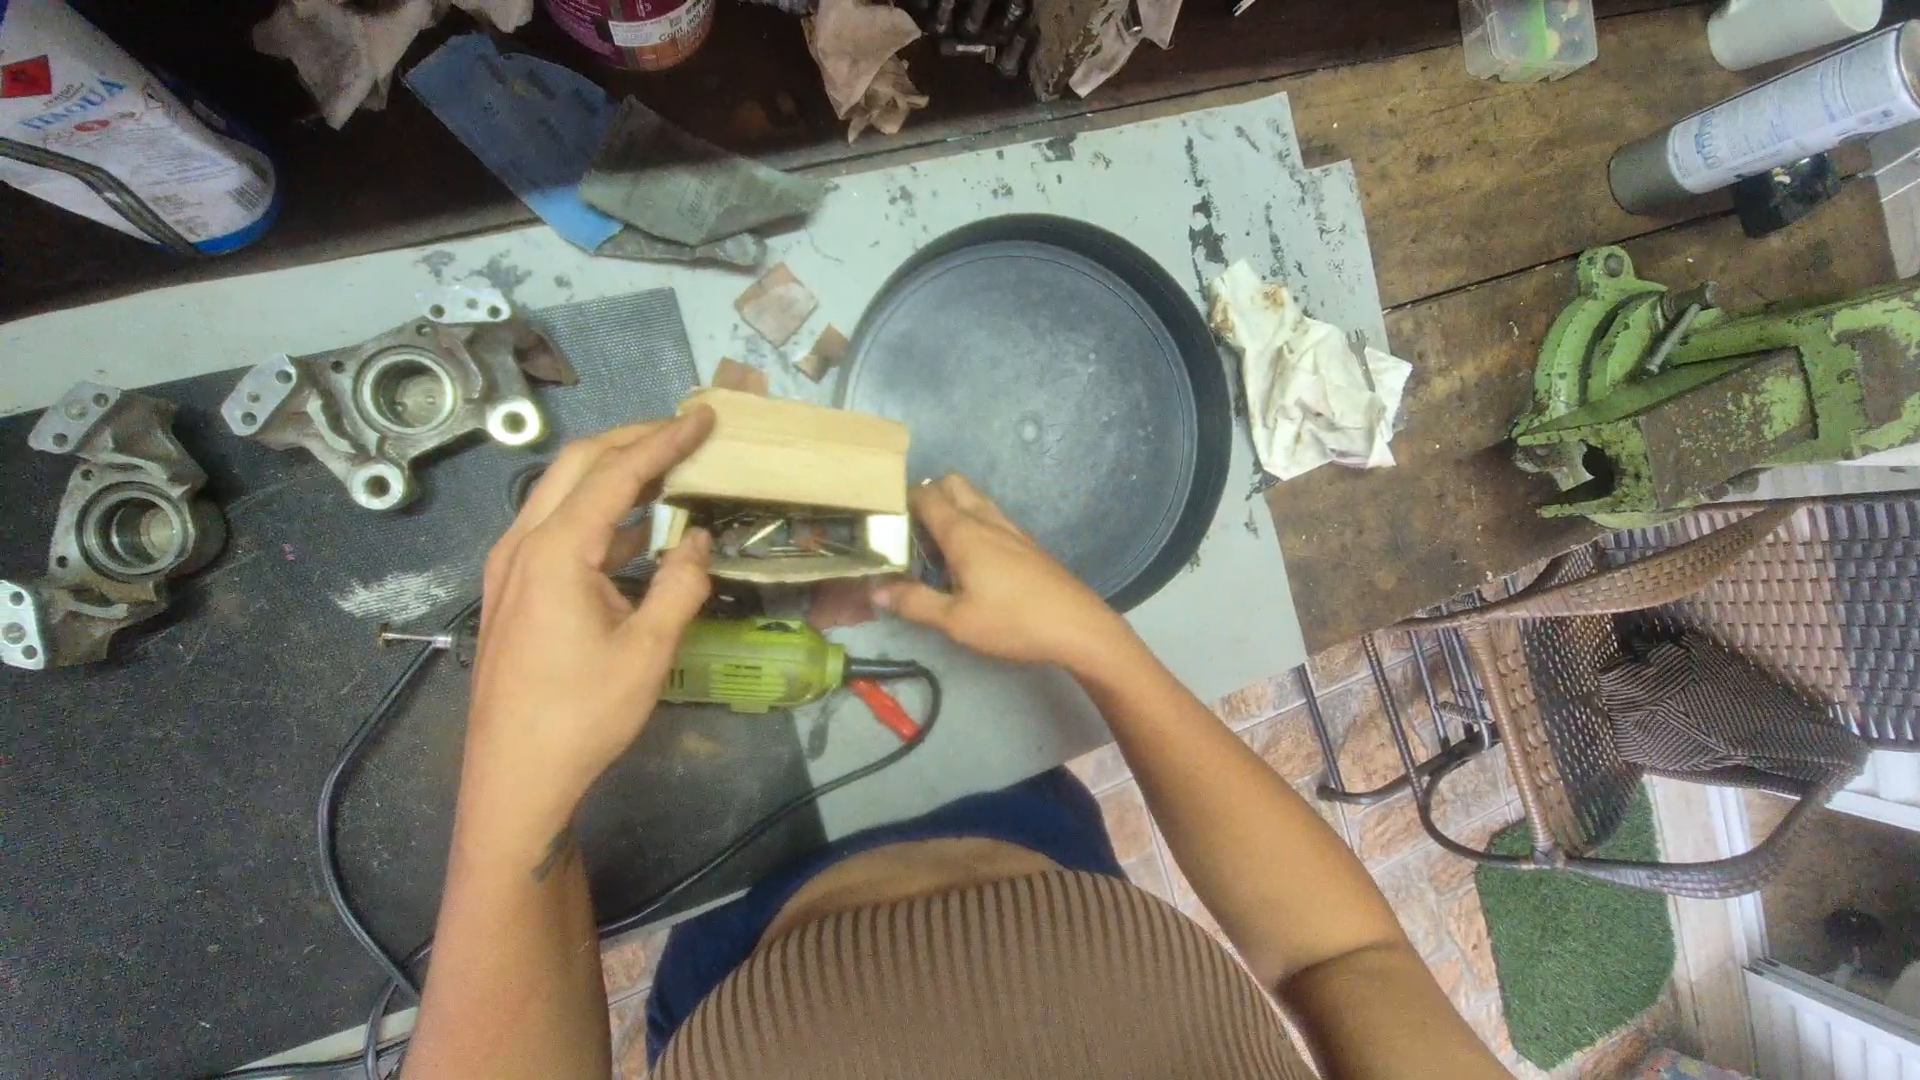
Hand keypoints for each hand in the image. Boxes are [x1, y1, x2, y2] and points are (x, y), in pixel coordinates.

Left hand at [463, 409, 715, 833]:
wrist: (515, 778)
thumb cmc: (583, 715)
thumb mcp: (648, 650)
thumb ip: (680, 585)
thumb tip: (697, 539)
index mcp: (555, 553)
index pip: (615, 474)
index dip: (664, 441)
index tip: (703, 418)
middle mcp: (523, 545)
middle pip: (576, 466)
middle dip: (633, 440)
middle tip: (685, 433)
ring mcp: (511, 567)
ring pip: (563, 494)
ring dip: (615, 475)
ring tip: (669, 471)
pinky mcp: (515, 590)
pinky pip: (559, 530)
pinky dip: (601, 515)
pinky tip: (639, 531)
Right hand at [872, 474, 1136, 676]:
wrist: (1078, 627)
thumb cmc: (1013, 622)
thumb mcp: (955, 621)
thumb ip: (914, 602)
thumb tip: (875, 590)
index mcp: (964, 532)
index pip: (925, 495)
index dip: (899, 501)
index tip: (882, 521)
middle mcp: (986, 520)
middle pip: (952, 484)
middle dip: (927, 496)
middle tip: (910, 532)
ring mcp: (1010, 529)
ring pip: (974, 499)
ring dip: (951, 509)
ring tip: (935, 548)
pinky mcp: (1026, 543)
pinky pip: (991, 517)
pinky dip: (972, 524)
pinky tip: (969, 561)